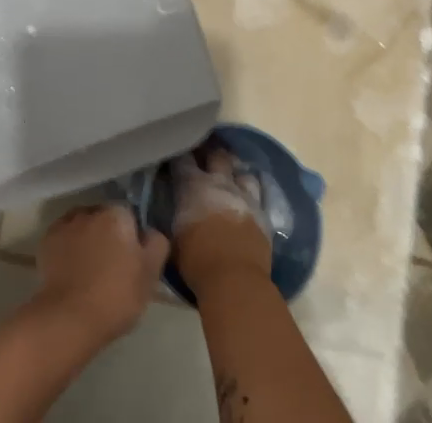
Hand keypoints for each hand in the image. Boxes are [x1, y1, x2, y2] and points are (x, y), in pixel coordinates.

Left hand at [34, 204, 168, 344]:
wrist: (71, 316)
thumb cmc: (117, 294)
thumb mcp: (151, 273)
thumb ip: (156, 244)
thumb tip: (150, 232)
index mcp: (116, 215)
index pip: (130, 216)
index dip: (133, 236)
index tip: (134, 259)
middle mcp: (88, 212)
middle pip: (104, 218)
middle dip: (109, 235)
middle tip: (114, 265)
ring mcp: (64, 225)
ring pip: (82, 227)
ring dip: (88, 240)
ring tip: (91, 269)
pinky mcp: (46, 241)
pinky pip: (64, 239)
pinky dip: (69, 249)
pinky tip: (73, 271)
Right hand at [171, 149, 273, 293]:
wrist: (235, 279)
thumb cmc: (196, 259)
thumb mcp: (172, 235)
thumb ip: (172, 214)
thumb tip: (169, 206)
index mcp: (192, 186)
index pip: (181, 159)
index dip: (177, 153)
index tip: (173, 152)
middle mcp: (219, 183)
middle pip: (216, 155)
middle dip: (209, 152)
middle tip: (202, 154)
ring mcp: (244, 196)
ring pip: (241, 170)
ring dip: (233, 171)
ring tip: (228, 175)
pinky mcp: (263, 213)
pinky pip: (259, 192)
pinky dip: (250, 190)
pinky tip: (246, 195)